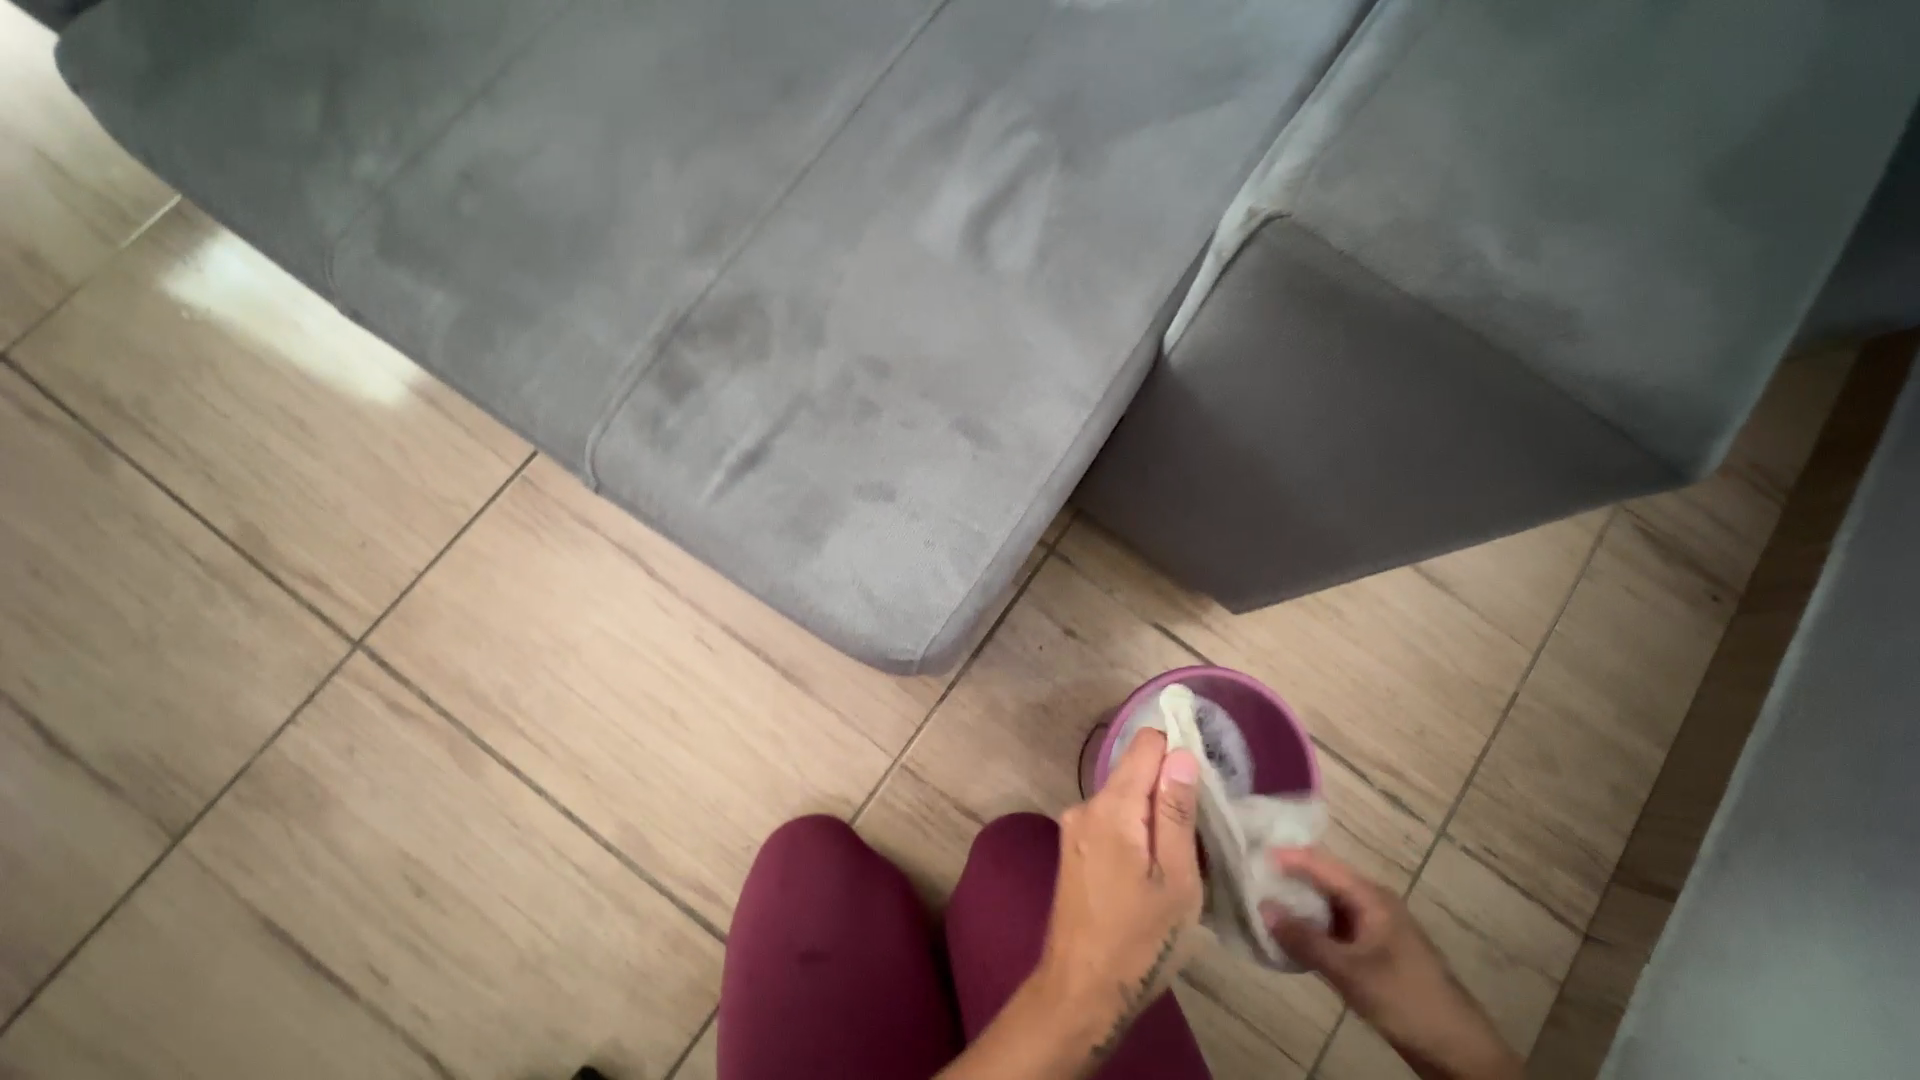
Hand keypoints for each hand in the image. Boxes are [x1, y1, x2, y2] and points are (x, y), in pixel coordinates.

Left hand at [1035, 728, 1203, 1055]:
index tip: (1205, 784)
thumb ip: (1177, 813)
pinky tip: (1153, 873)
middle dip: (1170, 792)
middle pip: (1135, 773)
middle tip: (1201, 836)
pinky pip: (1112, 823)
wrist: (1081, 990)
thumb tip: (1181, 754)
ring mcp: (1074, 830)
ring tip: (1181, 862)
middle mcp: (1085, 806)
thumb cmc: (1140, 940)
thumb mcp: (1176, 880)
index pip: (1145, 745)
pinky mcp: (1073, 851)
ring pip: (1125, 801)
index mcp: (1111, 807)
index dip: (1178, 752)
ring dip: (1154, 819)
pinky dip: (1136, 835)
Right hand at [1262, 849, 1521, 1079]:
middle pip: (1322, 880)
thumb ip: (1304, 939)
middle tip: (1245, 876)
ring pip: (1325, 905)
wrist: (1455, 1048)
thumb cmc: (1404, 998)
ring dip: (1296, 904)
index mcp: (1371, 897)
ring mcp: (1373, 927)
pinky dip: (1309, 928)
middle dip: (1285, 878)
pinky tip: (1286, 936)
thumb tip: (1262, 907)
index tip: (1247, 850)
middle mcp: (1371, 903)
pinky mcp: (1372, 950)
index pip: (1320, 863)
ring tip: (1256, 902)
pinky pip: (1332, 927)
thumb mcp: (1349, 971)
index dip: (1285, 855)